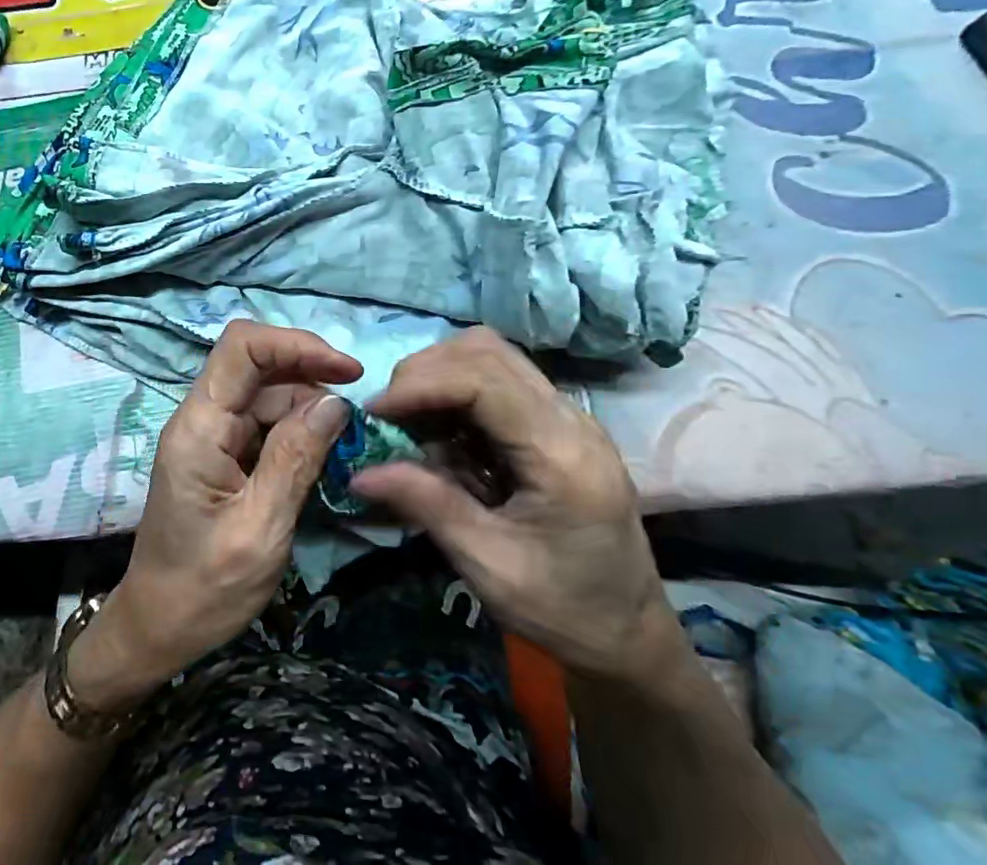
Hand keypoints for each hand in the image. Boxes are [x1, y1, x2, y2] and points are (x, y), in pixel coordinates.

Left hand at [68, 321, 361, 711]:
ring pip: (265, 397)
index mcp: (198, 429)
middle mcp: (200, 421)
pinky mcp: (220, 459)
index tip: (349, 372)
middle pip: (257, 369)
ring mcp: (209, 439)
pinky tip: (325, 457)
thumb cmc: (206, 588)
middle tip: (359, 423)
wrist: (161, 625)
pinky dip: (297, 434)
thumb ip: (296, 459)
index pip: (240, 349)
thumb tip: (335, 402)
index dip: (296, 345)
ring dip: (309, 410)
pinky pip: (263, 427)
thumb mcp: (261, 528)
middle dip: (312, 381)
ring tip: (349, 446)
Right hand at [348, 327, 686, 684]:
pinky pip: (496, 381)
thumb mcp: (486, 563)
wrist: (628, 634)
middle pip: (485, 351)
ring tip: (410, 423)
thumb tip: (358, 473)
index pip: (483, 379)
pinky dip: (453, 392)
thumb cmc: (561, 607)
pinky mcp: (554, 426)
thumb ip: (425, 505)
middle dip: (423, 373)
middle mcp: (569, 420)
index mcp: (560, 454)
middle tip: (389, 417)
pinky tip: (439, 434)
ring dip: (437, 377)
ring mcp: (566, 419)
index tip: (375, 413)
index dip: (420, 384)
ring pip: (490, 356)